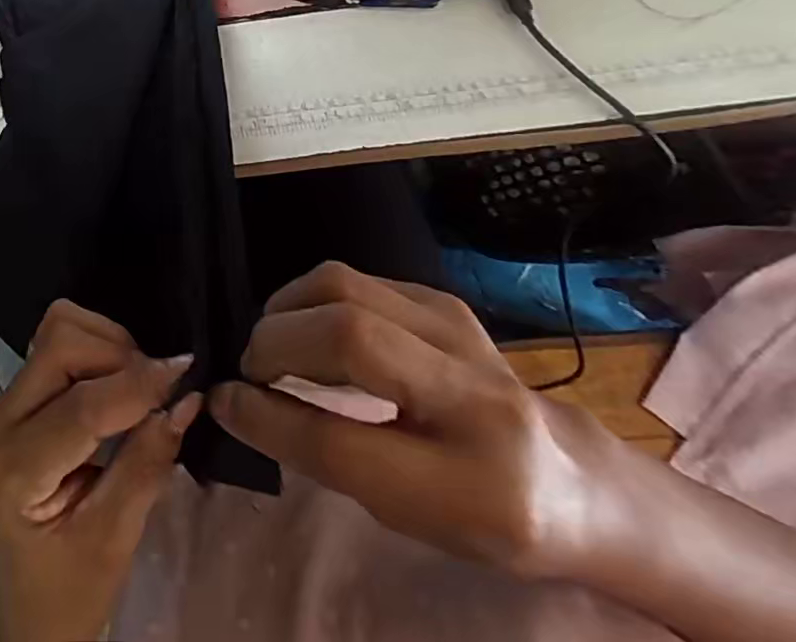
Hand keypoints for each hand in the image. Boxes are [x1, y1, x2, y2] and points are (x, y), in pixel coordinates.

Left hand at [0, 299, 202, 641]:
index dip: (138, 384)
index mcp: (11, 473)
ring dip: (110, 347)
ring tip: (138, 390)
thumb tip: (187, 400)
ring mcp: (3, 405)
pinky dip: (99, 348)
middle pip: (60, 345)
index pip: (80, 407)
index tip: (188, 371)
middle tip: (159, 392)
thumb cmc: (72, 586)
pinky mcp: (18, 396)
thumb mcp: (116, 537)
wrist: (34, 608)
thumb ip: (148, 461)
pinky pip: (58, 343)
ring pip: (58, 331)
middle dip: (121, 357)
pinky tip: (117, 385)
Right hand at [209, 262, 617, 577]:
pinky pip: (356, 279)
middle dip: (275, 343)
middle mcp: (473, 394)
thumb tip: (238, 402)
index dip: (266, 415)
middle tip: (249, 369)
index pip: (340, 438)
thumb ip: (324, 455)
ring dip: (287, 309)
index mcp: (469, 483)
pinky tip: (307, 327)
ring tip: (272, 344)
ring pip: (345, 286)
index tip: (224, 399)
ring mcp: (459, 330)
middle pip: (348, 334)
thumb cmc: (482, 515)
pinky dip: (312, 298)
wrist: (571, 475)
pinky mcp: (442, 299)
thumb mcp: (405, 514)